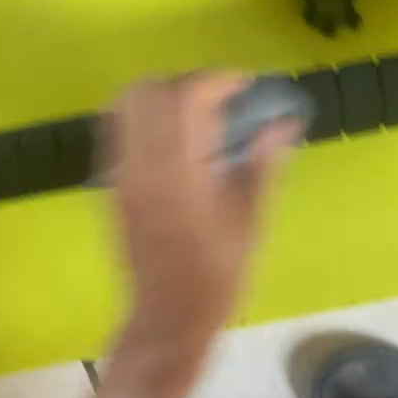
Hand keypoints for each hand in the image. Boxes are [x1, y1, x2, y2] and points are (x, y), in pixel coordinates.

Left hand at [105, 74, 299, 346]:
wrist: (169, 317)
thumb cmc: (217, 280)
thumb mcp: (250, 225)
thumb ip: (263, 167)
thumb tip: (285, 123)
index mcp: (180, 175)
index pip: (187, 97)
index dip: (219, 80)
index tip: (246, 87)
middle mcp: (141, 166)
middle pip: (151, 90)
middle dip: (189, 84)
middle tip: (222, 101)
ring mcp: (120, 175)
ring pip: (126, 104)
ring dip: (162, 96)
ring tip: (196, 116)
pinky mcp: (112, 186)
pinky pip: (118, 130)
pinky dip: (145, 118)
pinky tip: (174, 141)